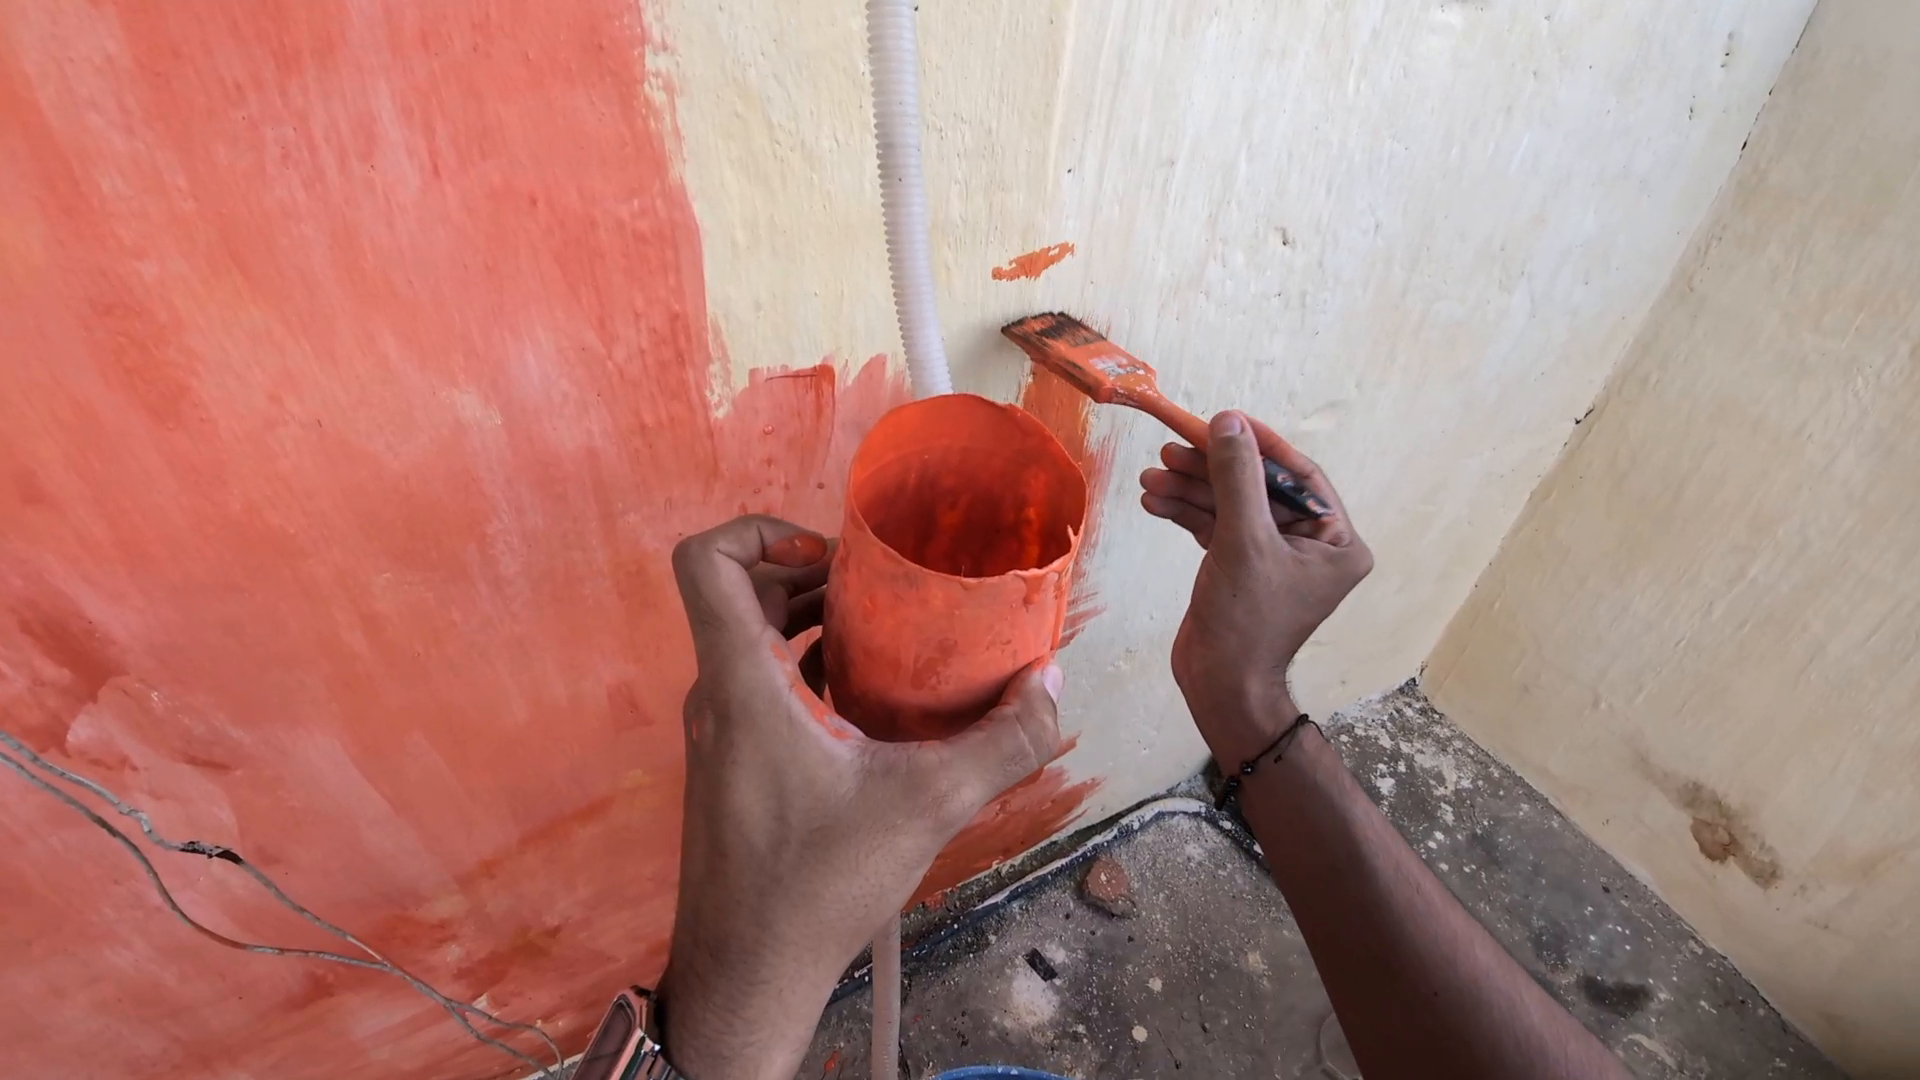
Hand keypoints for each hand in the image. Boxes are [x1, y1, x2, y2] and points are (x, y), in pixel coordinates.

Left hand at [660, 515, 1064, 1079]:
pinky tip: (866, 688)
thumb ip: (1002, 743)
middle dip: (810, 569)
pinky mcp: (732, 756)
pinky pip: (762, 675)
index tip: (831, 556)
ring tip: (884, 624)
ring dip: (811, 613)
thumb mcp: (928, 806)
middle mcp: (719, 691)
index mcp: (742, 681)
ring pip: (753, 634)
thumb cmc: (819, 883)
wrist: (747, 978)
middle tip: (881, 583)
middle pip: (742, 590)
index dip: (760, 532)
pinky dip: (806, 657)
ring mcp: (720, 725)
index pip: (706, 561)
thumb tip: (1049, 683)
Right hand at [1139, 411, 1371, 764]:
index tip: (1220, 420)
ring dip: (1189, 491)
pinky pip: (1214, 529)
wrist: (1218, 684)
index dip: (1257, 445)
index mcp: (1336, 541)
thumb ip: (1236, 477)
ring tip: (1151, 478)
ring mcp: (1271, 557)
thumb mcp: (1243, 540)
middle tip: (1170, 451)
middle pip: (1255, 488)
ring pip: (1229, 507)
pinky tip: (1154, 502)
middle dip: (1210, 471)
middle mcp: (1309, 545)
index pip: (1297, 475)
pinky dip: (1185, 515)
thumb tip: (1228, 421)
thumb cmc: (1246, 619)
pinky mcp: (1238, 567)